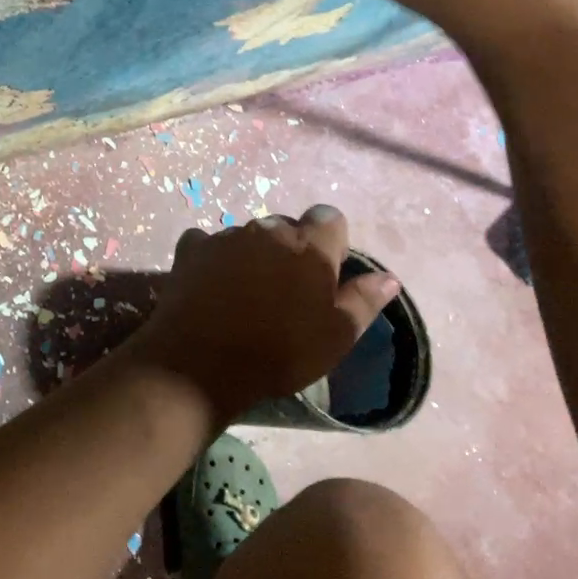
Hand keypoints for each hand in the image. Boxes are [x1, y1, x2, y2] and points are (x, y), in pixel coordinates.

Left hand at [129, 205, 400, 414]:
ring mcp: (224, 236)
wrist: (203, 360)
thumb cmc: (280, 352)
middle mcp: (266, 230)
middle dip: (289, 248)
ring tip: (246, 293)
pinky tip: (211, 284)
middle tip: (285, 290)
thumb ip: (363, 300)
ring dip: (251, 254)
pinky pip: (207, 242)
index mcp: (309, 246)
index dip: (329, 241)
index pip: (328, 218)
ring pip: (246, 235)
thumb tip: (387, 277)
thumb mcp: (337, 335)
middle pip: (285, 226)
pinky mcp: (190, 248)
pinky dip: (213, 257)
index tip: (325, 271)